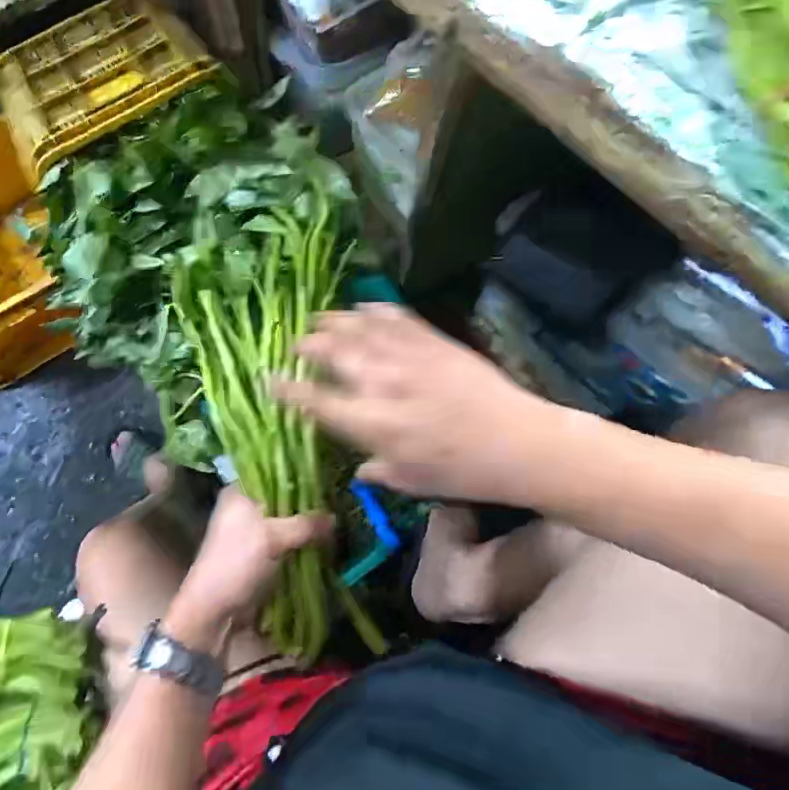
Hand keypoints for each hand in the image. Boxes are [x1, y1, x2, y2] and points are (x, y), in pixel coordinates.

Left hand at [166, 487, 331, 647]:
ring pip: (286, 521)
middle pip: (282, 498)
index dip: (297, 472)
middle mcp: (244, 507)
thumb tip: (334, 518)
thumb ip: (305, 524)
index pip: (272, 470)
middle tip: (337, 500)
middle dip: (307, 503)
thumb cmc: (237, 563)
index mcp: (239, 493)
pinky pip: (286, 542)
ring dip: (306, 526)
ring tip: (336, 521)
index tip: (325, 474)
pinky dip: (301, 543)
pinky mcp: (260, 555)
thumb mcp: (272, 537)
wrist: (214, 612)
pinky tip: (324, 541)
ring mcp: (252, 532)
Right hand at [272, 304, 566, 502]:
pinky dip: (373, 310)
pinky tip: (361, 307)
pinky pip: (394, 316)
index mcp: (369, 423)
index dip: (287, 389)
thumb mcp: (411, 481)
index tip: (270, 380)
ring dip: (332, 322)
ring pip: (356, 329)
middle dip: (305, 346)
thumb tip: (358, 468)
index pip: (314, 400)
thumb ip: (376, 471)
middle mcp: (379, 383)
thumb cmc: (462, 472)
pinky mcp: (430, 340)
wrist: (518, 443)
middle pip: (329, 353)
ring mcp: (405, 356)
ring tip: (317, 320)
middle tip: (295, 345)